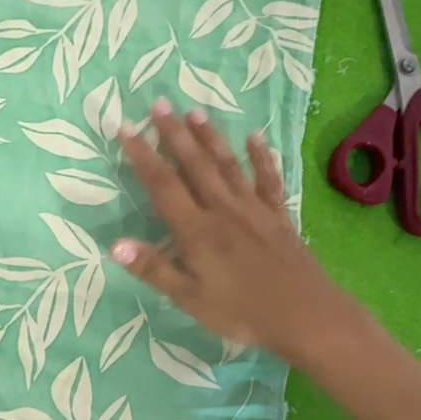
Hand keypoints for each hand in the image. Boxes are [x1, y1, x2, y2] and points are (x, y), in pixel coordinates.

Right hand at [111, 100, 362, 363]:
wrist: (305, 315)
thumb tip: (115, 244)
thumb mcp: (189, 298)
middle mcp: (223, 210)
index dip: (143, 156)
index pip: (163, 185)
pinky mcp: (278, 215)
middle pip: (195, 164)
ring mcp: (254, 209)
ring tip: (195, 111)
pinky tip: (255, 137)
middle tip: (159, 104)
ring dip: (210, 137)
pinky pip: (267, 178)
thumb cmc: (241, 312)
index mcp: (196, 231)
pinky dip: (260, 156)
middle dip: (175, 133)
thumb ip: (154, 269)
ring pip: (227, 164)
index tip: (126, 130)